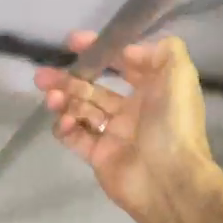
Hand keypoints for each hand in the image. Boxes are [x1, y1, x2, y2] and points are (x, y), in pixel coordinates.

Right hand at [33, 32, 217, 222]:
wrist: (168, 179)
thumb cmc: (173, 125)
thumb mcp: (180, 76)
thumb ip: (161, 51)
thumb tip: (126, 50)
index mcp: (152, 90)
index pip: (122, 63)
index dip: (99, 50)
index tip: (73, 42)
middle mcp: (132, 109)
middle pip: (93, 88)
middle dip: (68, 79)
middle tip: (42, 75)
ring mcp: (113, 133)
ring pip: (80, 110)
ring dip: (63, 100)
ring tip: (50, 97)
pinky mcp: (97, 155)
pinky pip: (75, 137)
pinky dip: (65, 127)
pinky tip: (64, 122)